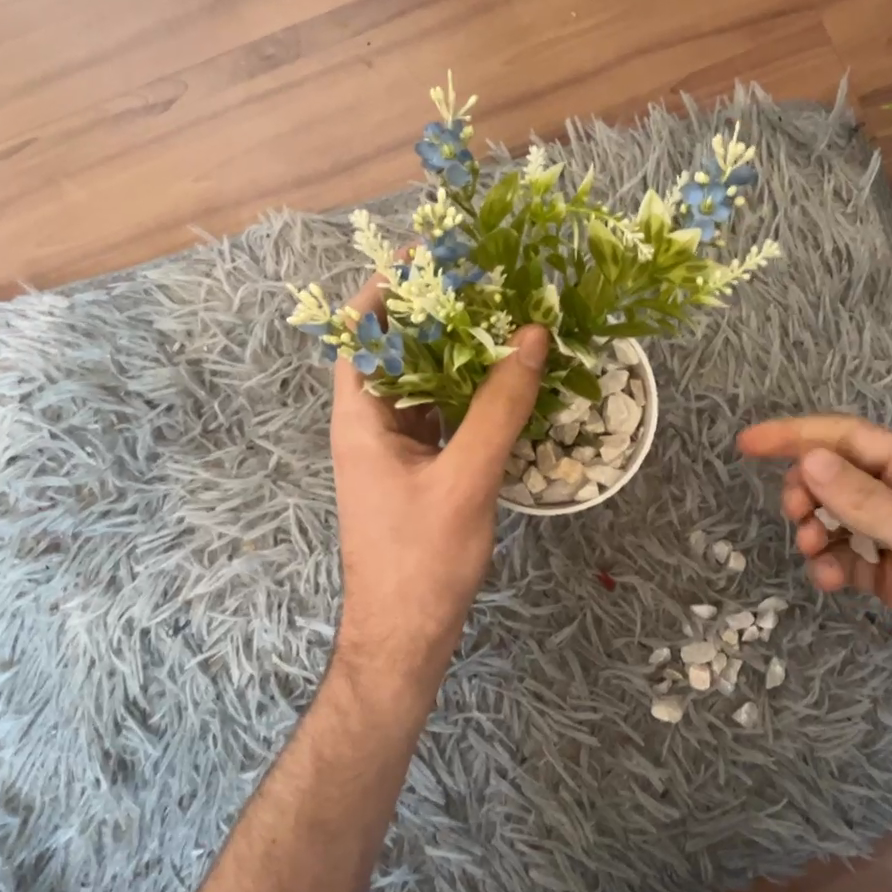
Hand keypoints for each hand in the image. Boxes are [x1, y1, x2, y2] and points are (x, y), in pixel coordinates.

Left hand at [328, 279, 549, 697]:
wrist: (405, 637)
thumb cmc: (422, 560)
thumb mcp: (466, 478)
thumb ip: (499, 406)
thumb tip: (532, 336)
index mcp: (360, 418)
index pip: (360, 333)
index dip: (387, 288)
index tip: (430, 254)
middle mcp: (371, 426)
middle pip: (395, 351)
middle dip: (434, 314)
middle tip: (485, 282)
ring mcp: (394, 451)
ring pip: (422, 385)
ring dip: (455, 353)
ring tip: (502, 319)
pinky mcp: (419, 472)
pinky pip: (441, 416)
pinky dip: (468, 393)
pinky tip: (506, 380)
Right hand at [737, 415, 891, 728]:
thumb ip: (870, 503)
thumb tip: (809, 460)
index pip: (849, 439)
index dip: (795, 435)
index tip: (745, 443)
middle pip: (841, 477)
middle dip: (807, 491)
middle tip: (794, 521)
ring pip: (844, 521)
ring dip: (818, 532)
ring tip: (812, 558)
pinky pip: (856, 562)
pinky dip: (835, 568)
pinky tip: (832, 585)